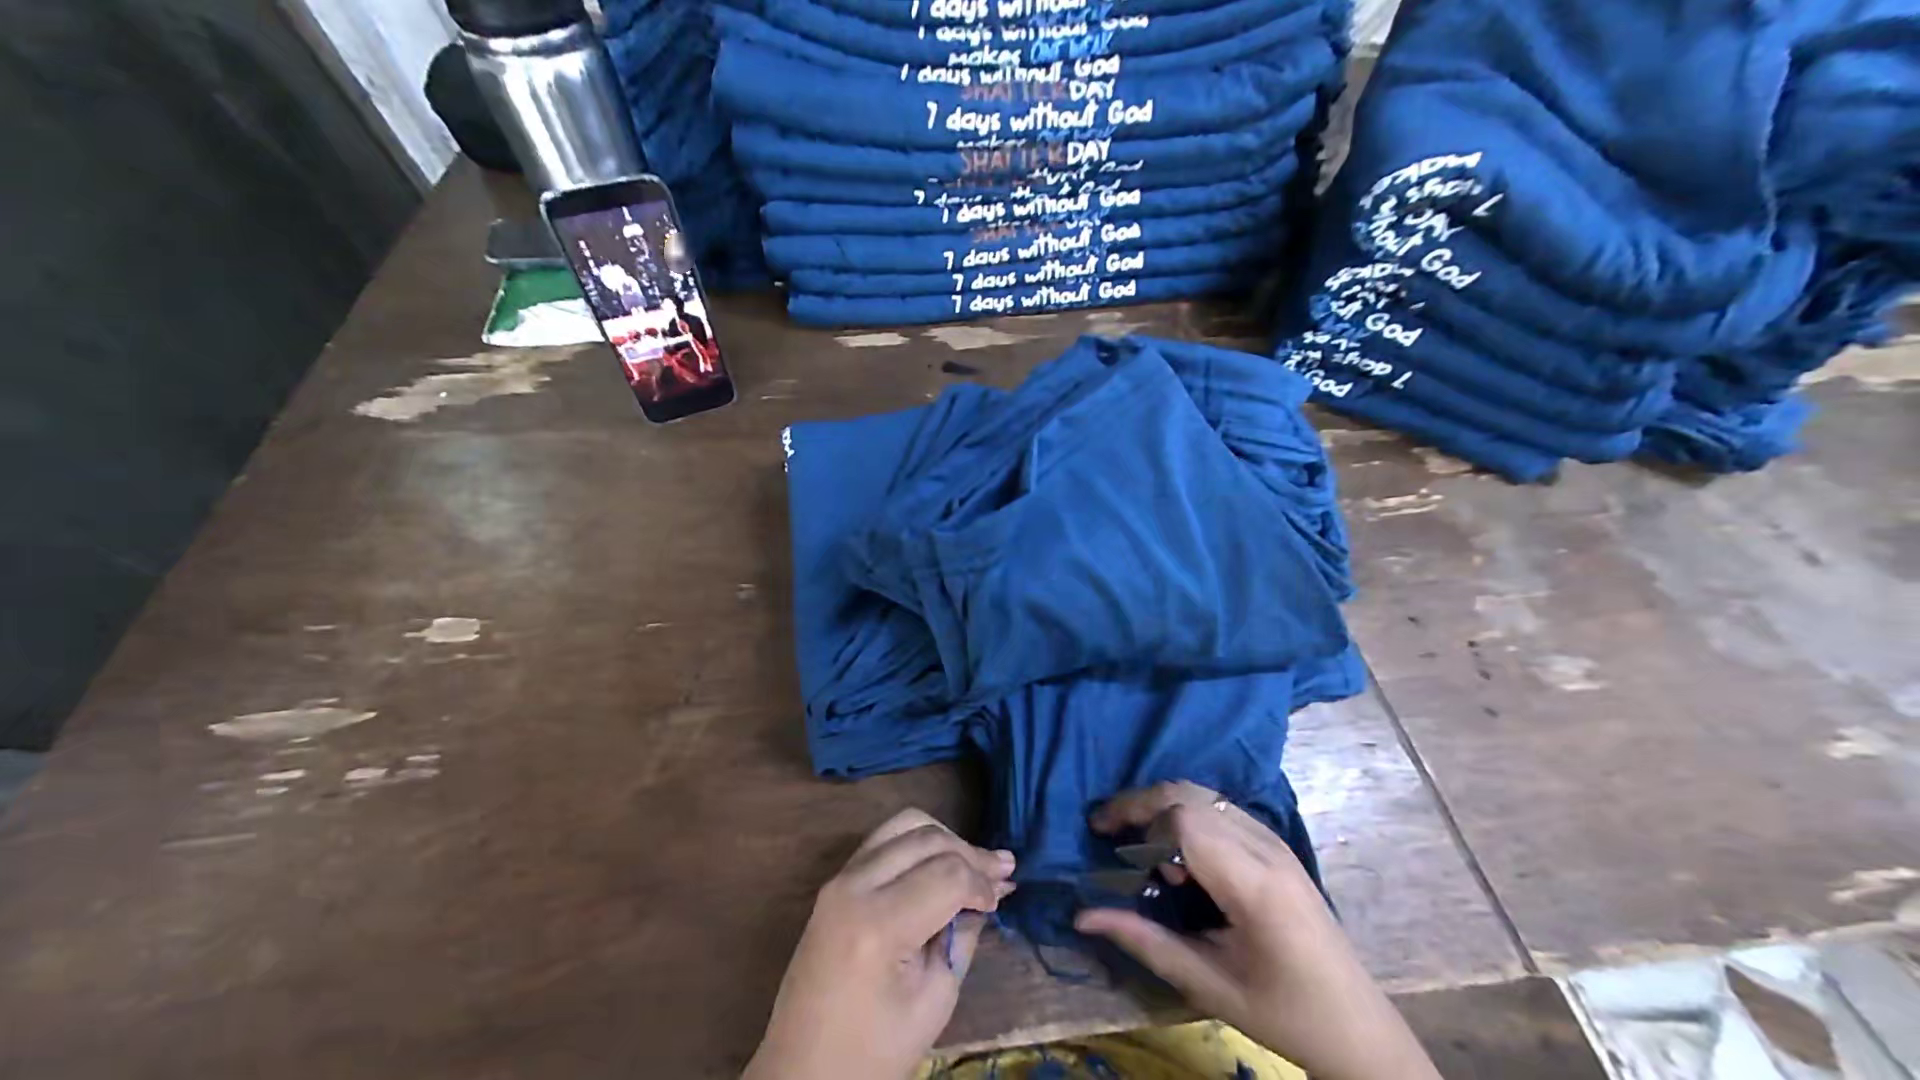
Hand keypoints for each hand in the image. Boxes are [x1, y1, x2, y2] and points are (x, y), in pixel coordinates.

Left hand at [743, 808, 1015, 1079]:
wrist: (803, 1069)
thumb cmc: (874, 1050)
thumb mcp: (934, 1001)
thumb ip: (962, 936)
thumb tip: (989, 893)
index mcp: (878, 924)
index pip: (947, 874)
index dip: (982, 882)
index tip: (1001, 900)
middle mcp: (854, 886)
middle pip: (927, 838)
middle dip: (970, 853)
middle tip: (1003, 872)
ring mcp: (839, 878)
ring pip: (904, 825)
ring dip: (944, 839)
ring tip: (974, 864)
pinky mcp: (835, 881)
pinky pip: (884, 839)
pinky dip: (918, 841)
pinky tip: (941, 862)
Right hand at [1074, 782, 1440, 1079]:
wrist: (1357, 1025)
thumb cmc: (1283, 1013)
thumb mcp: (1208, 985)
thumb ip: (1145, 941)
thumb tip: (1082, 916)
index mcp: (1254, 884)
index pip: (1185, 820)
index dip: (1140, 825)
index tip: (1113, 851)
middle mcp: (1266, 848)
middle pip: (1189, 794)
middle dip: (1140, 804)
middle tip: (1105, 828)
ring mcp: (1274, 841)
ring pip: (1203, 793)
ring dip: (1160, 806)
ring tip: (1134, 840)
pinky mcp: (1276, 844)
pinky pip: (1218, 807)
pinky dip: (1183, 813)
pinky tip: (1174, 851)